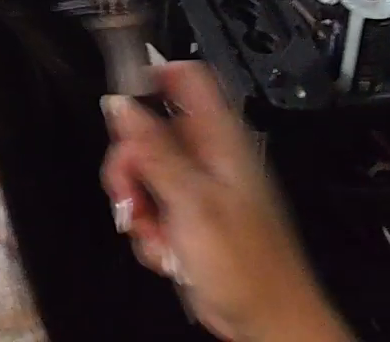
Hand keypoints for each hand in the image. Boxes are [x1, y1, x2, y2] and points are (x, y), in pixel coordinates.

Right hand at [101, 62, 349, 341]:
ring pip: (144, 168)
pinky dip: (147, 224)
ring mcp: (198, 185)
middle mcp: (208, 154)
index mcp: (219, 137)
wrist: (268, 322)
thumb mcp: (191, 200)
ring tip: (150, 226)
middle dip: (131, 159)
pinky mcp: (189, 214)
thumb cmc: (250, 267)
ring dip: (137, 200)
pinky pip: (150, 203)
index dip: (152, 73)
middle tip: (131, 187)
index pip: (186, 77)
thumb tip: (120, 105)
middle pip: (151, 127)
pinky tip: (163, 246)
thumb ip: (152, 150)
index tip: (123, 95)